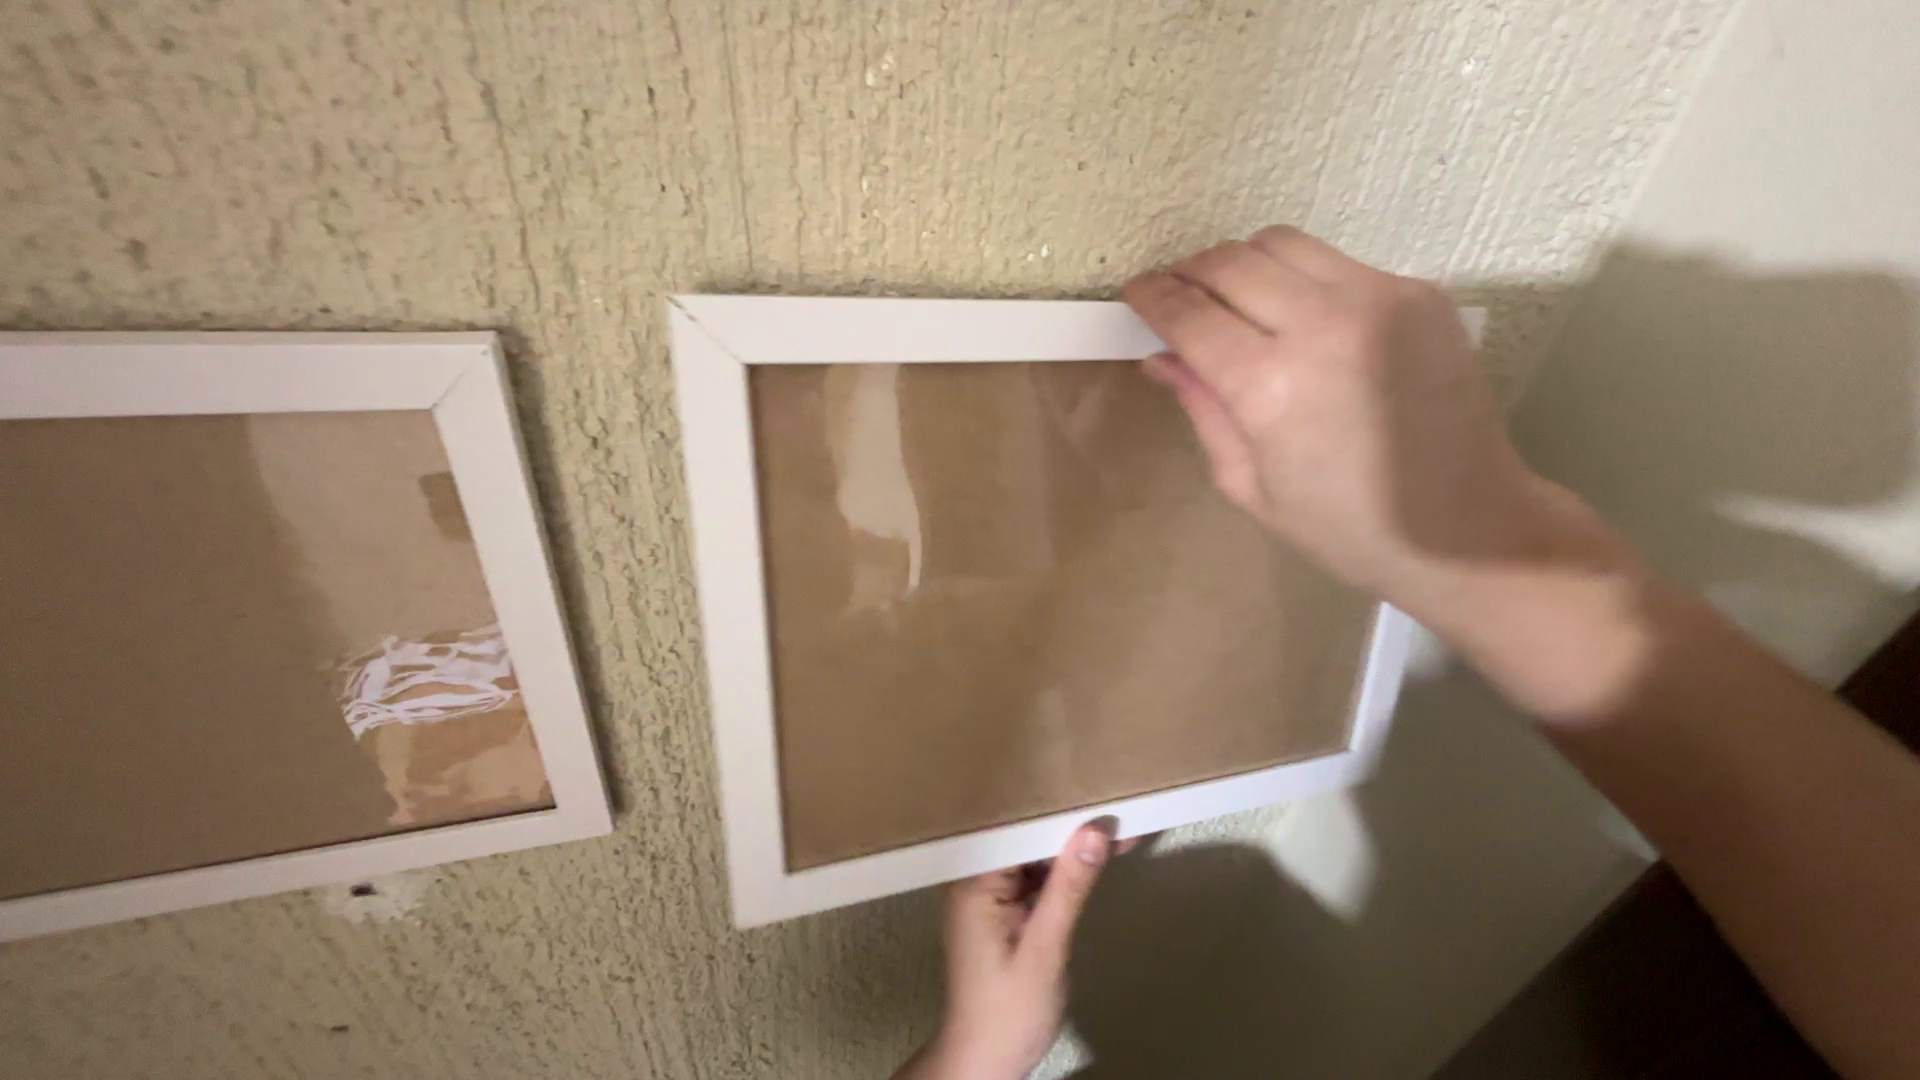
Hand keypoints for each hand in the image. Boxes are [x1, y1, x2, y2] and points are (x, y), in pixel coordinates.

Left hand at [896, 824, 1113, 1079]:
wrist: (983, 1063)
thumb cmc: (1008, 1012)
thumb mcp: (1045, 950)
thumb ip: (1069, 888)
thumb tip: (1094, 830)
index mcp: (974, 880)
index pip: (1017, 829)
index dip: (1059, 810)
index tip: (1099, 796)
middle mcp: (974, 876)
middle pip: (1025, 837)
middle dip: (1069, 822)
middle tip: (1117, 805)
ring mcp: (987, 891)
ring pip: (1033, 853)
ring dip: (1071, 843)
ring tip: (1117, 822)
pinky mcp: (1001, 905)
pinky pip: (1034, 873)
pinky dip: (1064, 867)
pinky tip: (1097, 855)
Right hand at [1123, 227, 1574, 624]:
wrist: (1465, 527)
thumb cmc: (1344, 527)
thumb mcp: (1247, 484)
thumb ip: (1202, 407)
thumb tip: (1161, 356)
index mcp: (1270, 387)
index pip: (1190, 315)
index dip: (1152, 298)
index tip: (1135, 293)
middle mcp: (1323, 325)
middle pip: (1230, 263)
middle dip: (1189, 273)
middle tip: (1174, 296)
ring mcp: (1378, 299)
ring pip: (1280, 243)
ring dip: (1240, 263)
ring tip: (1228, 298)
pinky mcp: (1417, 292)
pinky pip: (1333, 261)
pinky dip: (1296, 276)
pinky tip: (1294, 314)